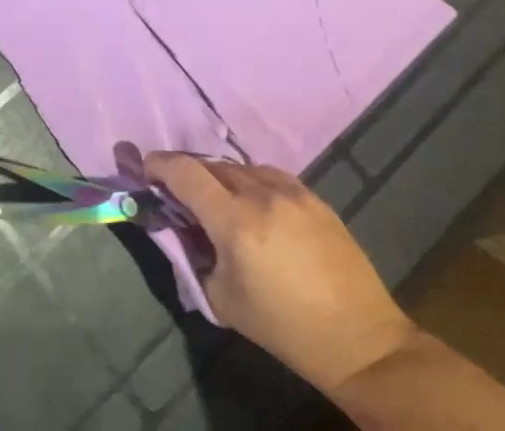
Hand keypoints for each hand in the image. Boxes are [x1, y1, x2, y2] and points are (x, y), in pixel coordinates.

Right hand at [147, 153, 417, 392]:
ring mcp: (294, 194)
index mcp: (234, 221)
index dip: (157, 164)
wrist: (360, 341)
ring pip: (241, 168)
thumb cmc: (283, 326)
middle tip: (175, 192)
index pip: (184, 172)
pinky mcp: (317, 200)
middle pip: (210, 165)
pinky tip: (252, 204)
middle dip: (186, 173)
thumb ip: (192, 254)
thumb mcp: (219, 296)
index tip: (143, 169)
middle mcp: (263, 196)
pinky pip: (270, 177)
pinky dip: (250, 182)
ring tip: (215, 199)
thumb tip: (179, 229)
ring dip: (219, 177)